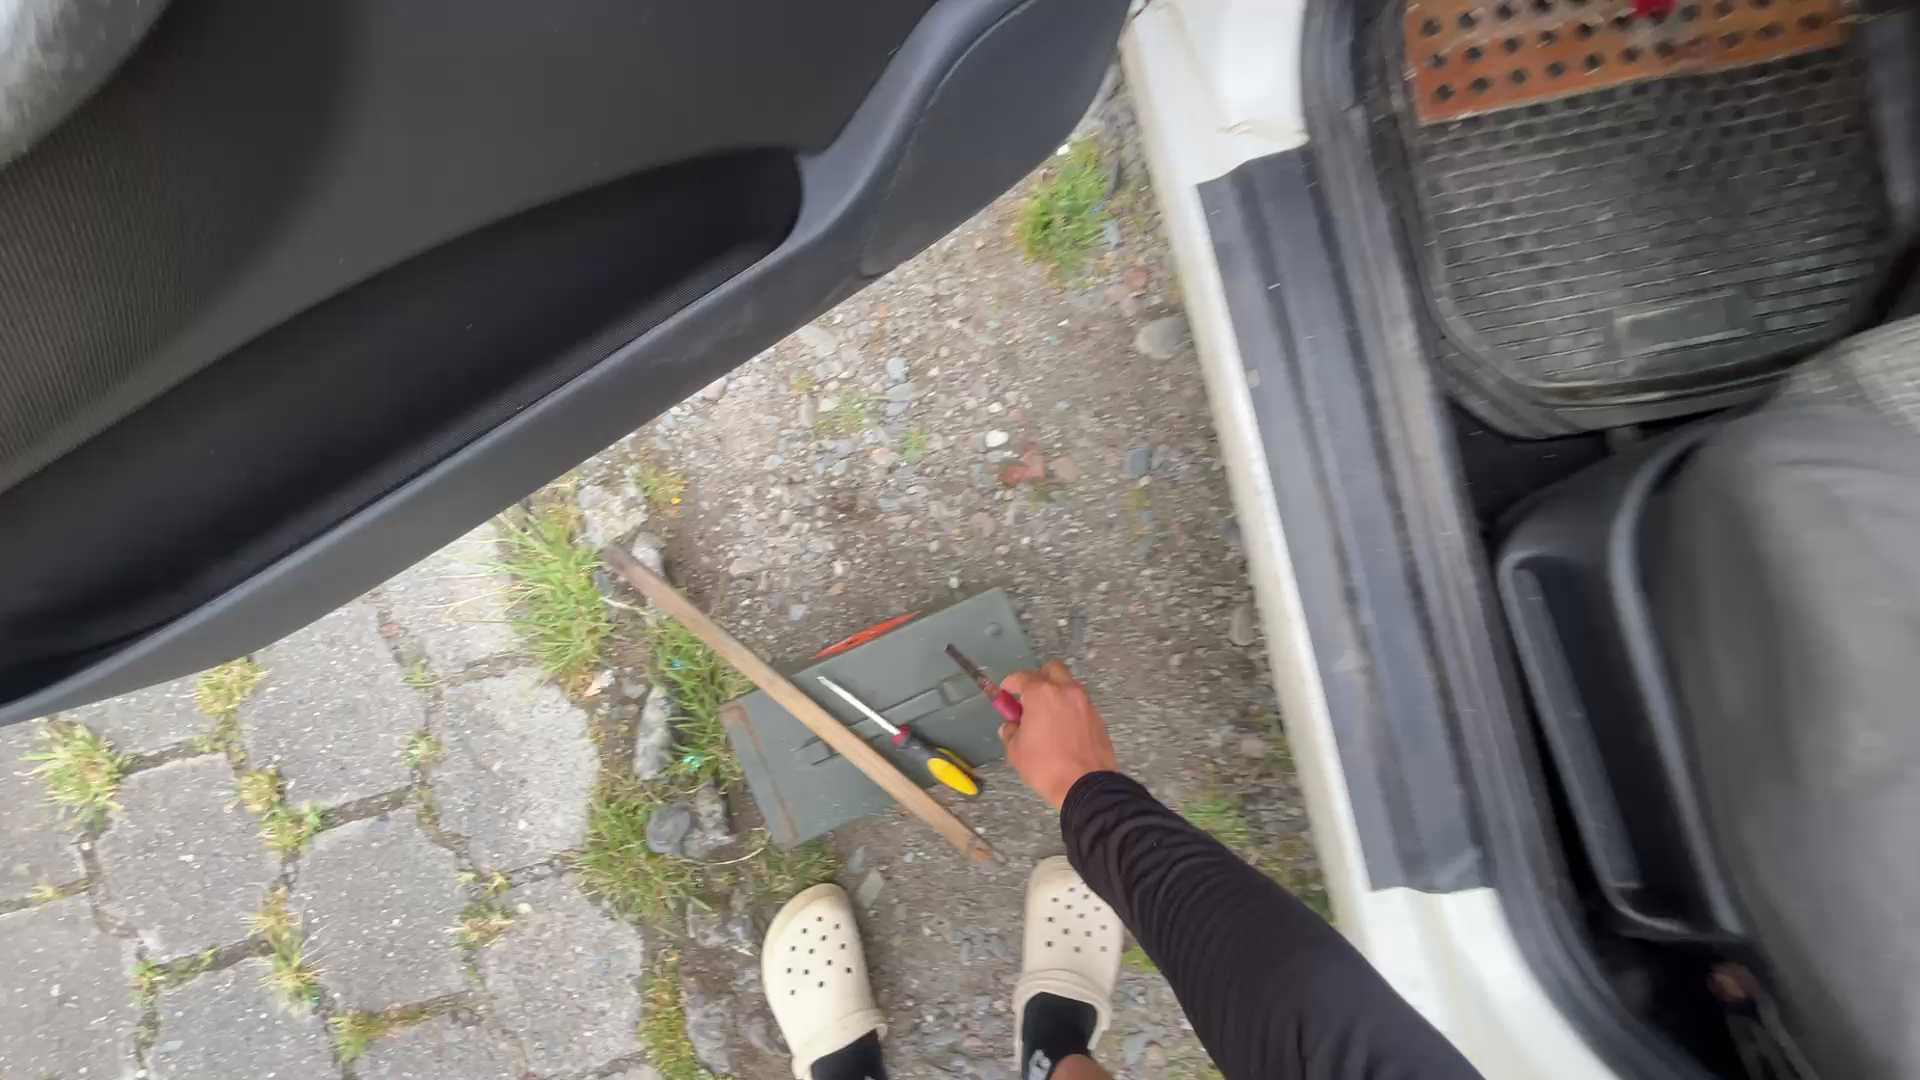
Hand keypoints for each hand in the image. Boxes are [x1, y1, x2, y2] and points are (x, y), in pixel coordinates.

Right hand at [999, 659, 1118, 808]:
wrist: (1087, 787)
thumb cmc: (1046, 766)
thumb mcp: (1017, 751)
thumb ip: (1011, 732)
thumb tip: (1011, 727)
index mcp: (1042, 694)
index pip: (1022, 677)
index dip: (1011, 683)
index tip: (1006, 692)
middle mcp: (1066, 691)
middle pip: (1052, 669)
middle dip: (1039, 678)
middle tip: (1030, 699)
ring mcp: (1085, 703)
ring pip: (1069, 686)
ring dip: (1057, 694)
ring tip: (1048, 717)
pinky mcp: (1098, 718)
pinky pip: (1080, 705)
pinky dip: (1070, 710)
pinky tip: (1064, 730)